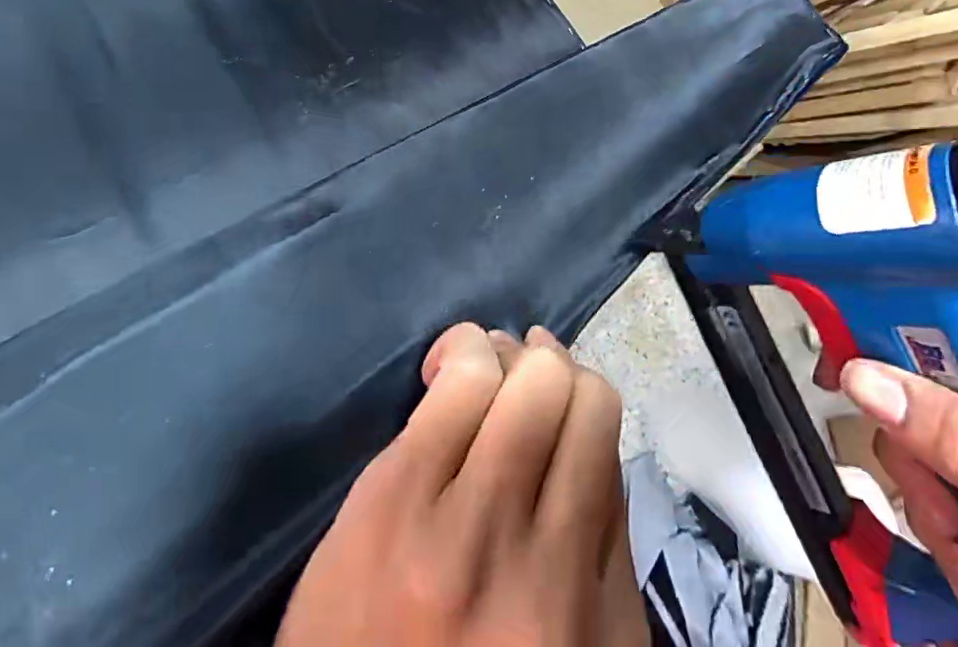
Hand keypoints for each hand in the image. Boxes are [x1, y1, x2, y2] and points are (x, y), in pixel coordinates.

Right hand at [275, 324, 647, 646]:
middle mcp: (489, 538)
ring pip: (596, 416)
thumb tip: (459, 389)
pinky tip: (570, 452)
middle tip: (507, 366)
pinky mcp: (616, 611)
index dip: (467, 346)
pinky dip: (590, 447)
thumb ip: (400, 465)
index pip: (469, 379)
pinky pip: (617, 482)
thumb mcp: (340, 565)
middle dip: (524, 355)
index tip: (457, 364)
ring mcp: (564, 577)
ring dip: (570, 383)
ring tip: (547, 388)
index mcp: (403, 524)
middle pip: (543, 384)